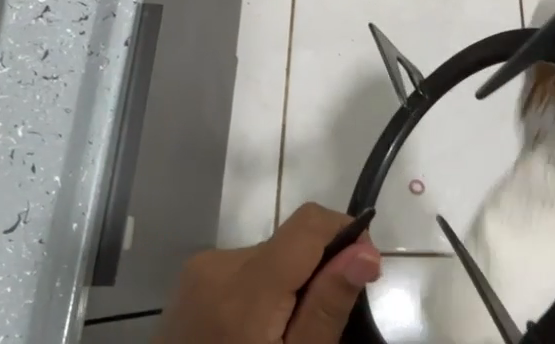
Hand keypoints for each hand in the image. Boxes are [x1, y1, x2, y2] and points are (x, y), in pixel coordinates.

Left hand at [156, 203, 382, 343]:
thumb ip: (326, 307)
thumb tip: (366, 251)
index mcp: (246, 287)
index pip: (309, 221)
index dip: (345, 232)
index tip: (363, 270)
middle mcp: (219, 264)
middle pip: (289, 242)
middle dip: (315, 272)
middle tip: (320, 327)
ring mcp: (199, 270)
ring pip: (268, 256)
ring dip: (287, 284)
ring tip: (283, 335)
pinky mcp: (189, 282)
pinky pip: (242, 269)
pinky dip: (260, 291)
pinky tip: (255, 332)